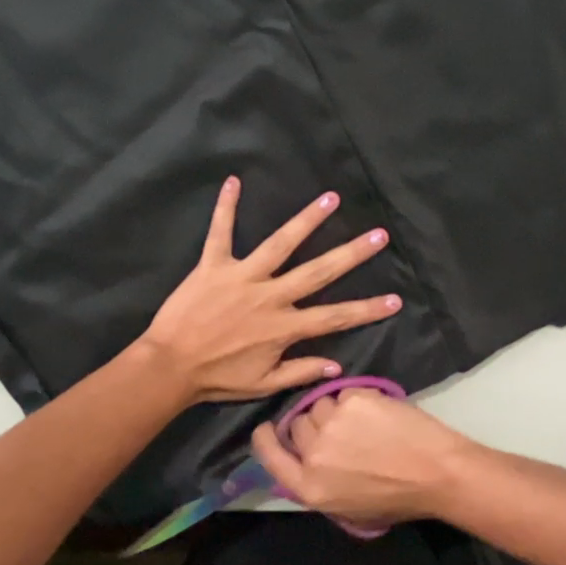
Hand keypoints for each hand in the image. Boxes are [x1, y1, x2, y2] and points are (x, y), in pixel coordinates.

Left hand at [139, 178, 402, 402]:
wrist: (169, 366)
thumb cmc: (216, 378)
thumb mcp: (262, 384)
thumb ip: (300, 371)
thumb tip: (337, 366)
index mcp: (284, 327)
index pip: (335, 317)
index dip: (367, 309)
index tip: (395, 299)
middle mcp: (270, 296)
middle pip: (318, 272)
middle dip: (352, 253)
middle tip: (379, 234)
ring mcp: (242, 277)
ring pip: (280, 243)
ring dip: (306, 220)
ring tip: (331, 198)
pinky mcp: (212, 265)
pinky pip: (220, 232)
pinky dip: (225, 207)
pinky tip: (233, 181)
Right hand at [250, 389, 474, 525]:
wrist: (438, 473)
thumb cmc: (398, 499)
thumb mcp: (346, 509)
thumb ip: (317, 485)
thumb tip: (303, 462)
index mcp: (309, 488)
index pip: (268, 455)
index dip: (265, 438)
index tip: (268, 428)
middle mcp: (313, 455)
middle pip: (296, 425)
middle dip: (313, 427)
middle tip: (340, 434)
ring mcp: (332, 424)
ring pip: (320, 405)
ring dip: (335, 412)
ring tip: (363, 424)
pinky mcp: (353, 401)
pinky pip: (343, 393)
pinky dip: (358, 401)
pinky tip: (378, 415)